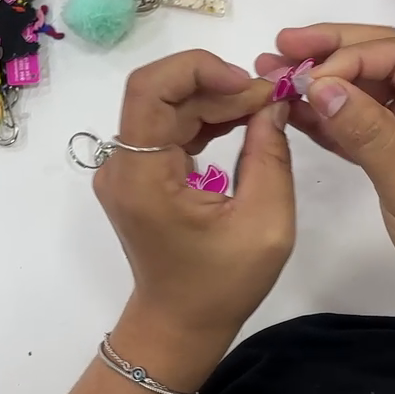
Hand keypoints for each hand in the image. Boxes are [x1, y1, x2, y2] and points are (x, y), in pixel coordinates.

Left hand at [93, 50, 294, 358]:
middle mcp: (121, 165)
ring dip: (214, 98)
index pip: (150, 89)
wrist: (178, 324)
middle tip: (268, 98)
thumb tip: (273, 101)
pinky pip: (168, 127)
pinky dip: (205, 117)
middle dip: (215, 83)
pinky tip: (243, 120)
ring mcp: (125, 168)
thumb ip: (271, 155)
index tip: (248, 85)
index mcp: (141, 176)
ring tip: (264, 108)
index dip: (198, 69)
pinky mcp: (137, 173)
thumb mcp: (265, 223)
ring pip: (166, 106)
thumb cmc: (222, 285)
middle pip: (159, 93)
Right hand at [255, 24, 394, 320]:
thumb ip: (365, 129)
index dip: (349, 57)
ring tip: (273, 75)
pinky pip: (364, 124)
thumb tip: (316, 84)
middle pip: (383, 61)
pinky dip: (331, 119)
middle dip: (331, 54)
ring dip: (324, 84)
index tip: (304, 75)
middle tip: (279, 46)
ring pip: (369, 91)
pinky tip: (294, 112)